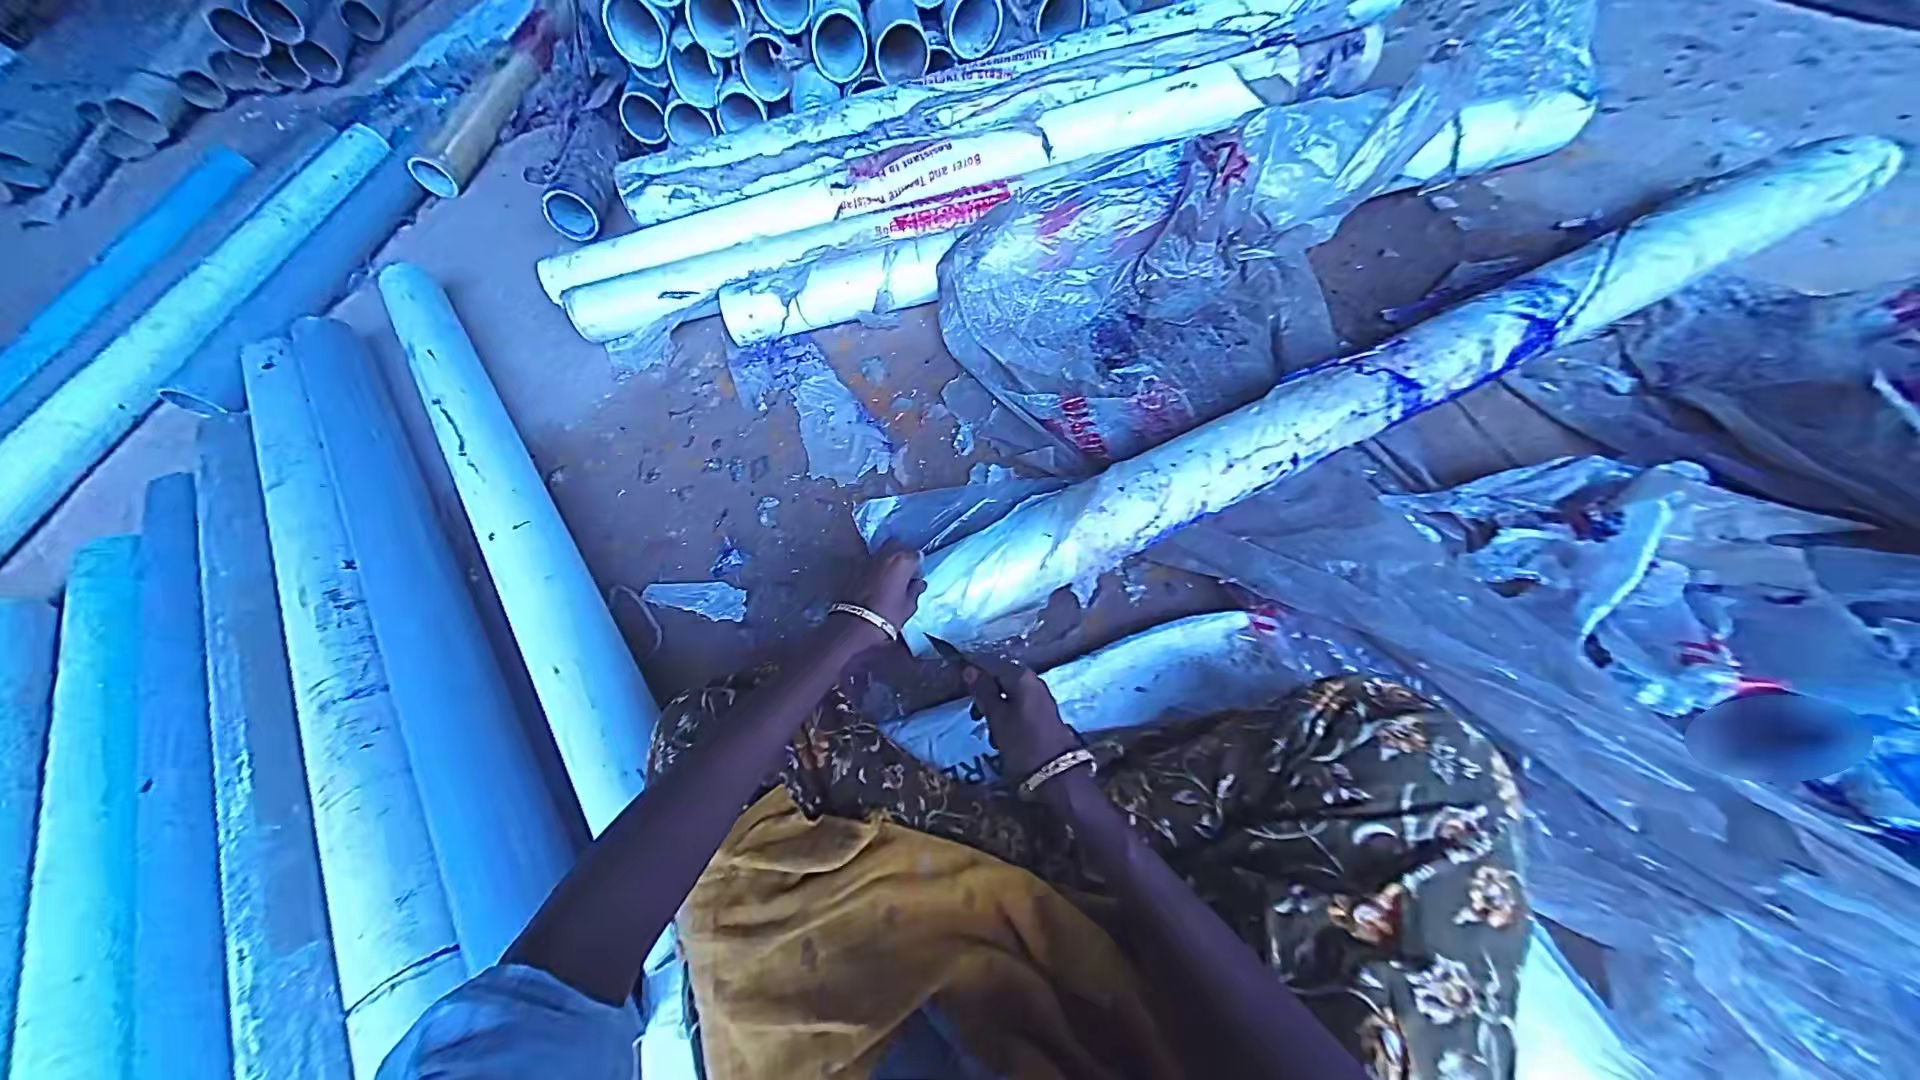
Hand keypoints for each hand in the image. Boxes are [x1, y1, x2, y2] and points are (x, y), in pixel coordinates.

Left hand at [831, 546, 926, 653]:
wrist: (855, 623)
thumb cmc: (887, 615)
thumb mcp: (909, 606)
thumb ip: (915, 590)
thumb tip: (918, 582)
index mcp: (903, 561)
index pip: (917, 555)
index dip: (918, 567)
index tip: (916, 578)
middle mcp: (885, 554)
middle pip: (898, 545)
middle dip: (902, 554)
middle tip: (904, 572)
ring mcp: (868, 559)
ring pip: (882, 551)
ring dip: (887, 559)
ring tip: (889, 575)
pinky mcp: (854, 566)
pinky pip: (869, 560)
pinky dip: (874, 566)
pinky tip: (875, 579)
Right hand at [964, 657, 1078, 779]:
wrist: (1057, 775)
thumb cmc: (1022, 743)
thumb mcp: (997, 717)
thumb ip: (983, 691)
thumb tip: (969, 668)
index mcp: (1021, 676)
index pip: (990, 662)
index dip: (974, 672)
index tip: (960, 687)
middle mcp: (1033, 681)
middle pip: (1000, 679)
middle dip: (985, 695)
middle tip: (975, 716)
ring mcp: (1040, 698)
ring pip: (1008, 696)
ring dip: (995, 710)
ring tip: (991, 733)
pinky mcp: (1043, 714)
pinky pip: (1019, 708)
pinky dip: (1007, 719)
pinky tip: (1003, 738)